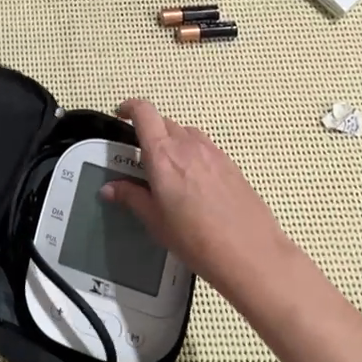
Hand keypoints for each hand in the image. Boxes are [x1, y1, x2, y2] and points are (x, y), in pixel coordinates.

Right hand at [101, 98, 298, 298]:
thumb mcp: (155, 221)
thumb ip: (131, 198)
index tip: (121, 115)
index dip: (129, 107)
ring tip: (169, 170)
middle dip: (149, 132)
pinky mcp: (230, 164)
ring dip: (172, 142)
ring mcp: (212, 152)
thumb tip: (111, 189)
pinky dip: (193, 154)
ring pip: (186, 134)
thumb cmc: (196, 239)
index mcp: (163, 155)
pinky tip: (195, 183)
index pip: (144, 112)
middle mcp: (188, 145)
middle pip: (164, 122)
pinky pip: (205, 148)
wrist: (250, 253)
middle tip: (142, 157)